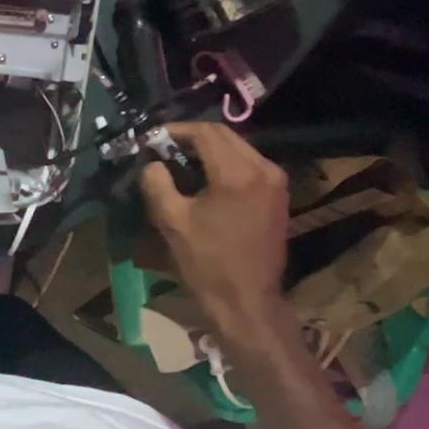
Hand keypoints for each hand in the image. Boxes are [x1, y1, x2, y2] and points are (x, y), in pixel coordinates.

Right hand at [139, 122, 290, 338]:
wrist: (246, 298)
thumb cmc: (206, 262)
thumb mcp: (171, 221)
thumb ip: (157, 184)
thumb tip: (151, 163)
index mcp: (237, 174)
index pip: (206, 133)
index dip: (176, 130)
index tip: (151, 138)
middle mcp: (263, 169)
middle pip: (225, 136)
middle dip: (191, 137)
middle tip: (161, 148)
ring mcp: (275, 181)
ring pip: (238, 148)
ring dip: (208, 149)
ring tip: (179, 162)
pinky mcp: (278, 194)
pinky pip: (248, 164)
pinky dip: (224, 162)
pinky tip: (203, 177)